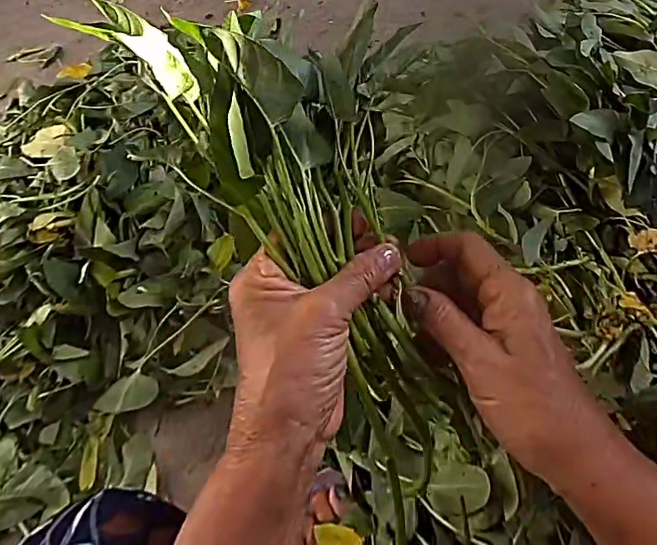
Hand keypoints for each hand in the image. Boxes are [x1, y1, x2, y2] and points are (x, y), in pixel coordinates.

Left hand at [223, 240, 401, 458]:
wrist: (288, 437)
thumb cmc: (290, 369)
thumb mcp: (323, 313)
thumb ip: (358, 276)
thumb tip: (391, 248)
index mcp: (261, 276)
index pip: (296, 231)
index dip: (329, 222)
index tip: (363, 219)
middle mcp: (277, 288)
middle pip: (320, 251)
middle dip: (354, 246)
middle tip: (386, 241)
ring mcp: (300, 310)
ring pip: (337, 276)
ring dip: (366, 270)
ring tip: (394, 260)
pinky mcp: (321, 331)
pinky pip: (347, 301)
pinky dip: (368, 293)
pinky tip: (391, 285)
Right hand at [402, 232, 618, 486]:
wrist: (577, 452)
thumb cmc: (530, 406)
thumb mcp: (480, 362)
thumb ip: (445, 321)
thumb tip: (411, 290)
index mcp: (509, 289)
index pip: (468, 246)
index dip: (434, 244)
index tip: (402, 260)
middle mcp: (512, 295)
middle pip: (465, 269)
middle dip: (430, 280)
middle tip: (397, 304)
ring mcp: (512, 318)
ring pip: (467, 296)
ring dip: (438, 307)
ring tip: (408, 329)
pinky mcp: (510, 342)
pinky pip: (475, 320)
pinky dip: (451, 328)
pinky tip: (430, 350)